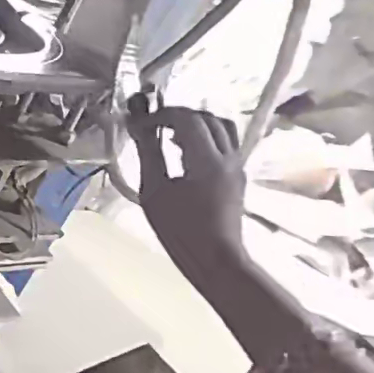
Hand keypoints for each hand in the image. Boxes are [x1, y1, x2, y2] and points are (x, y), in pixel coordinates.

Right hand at [124, 96, 250, 302]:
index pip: (187, 119)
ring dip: (193, 123)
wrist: (215, 257)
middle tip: (150, 124)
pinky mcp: (236, 175)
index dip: (159, 115)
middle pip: (207, 118)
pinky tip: (181, 150)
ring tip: (167, 134)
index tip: (137, 123)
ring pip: (221, 127)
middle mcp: (228, 157)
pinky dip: (203, 136)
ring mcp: (236, 166)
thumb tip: (137, 125)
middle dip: (177, 115)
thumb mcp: (154, 190)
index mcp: (207, 160)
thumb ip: (148, 153)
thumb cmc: (179, 227)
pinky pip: (224, 142)